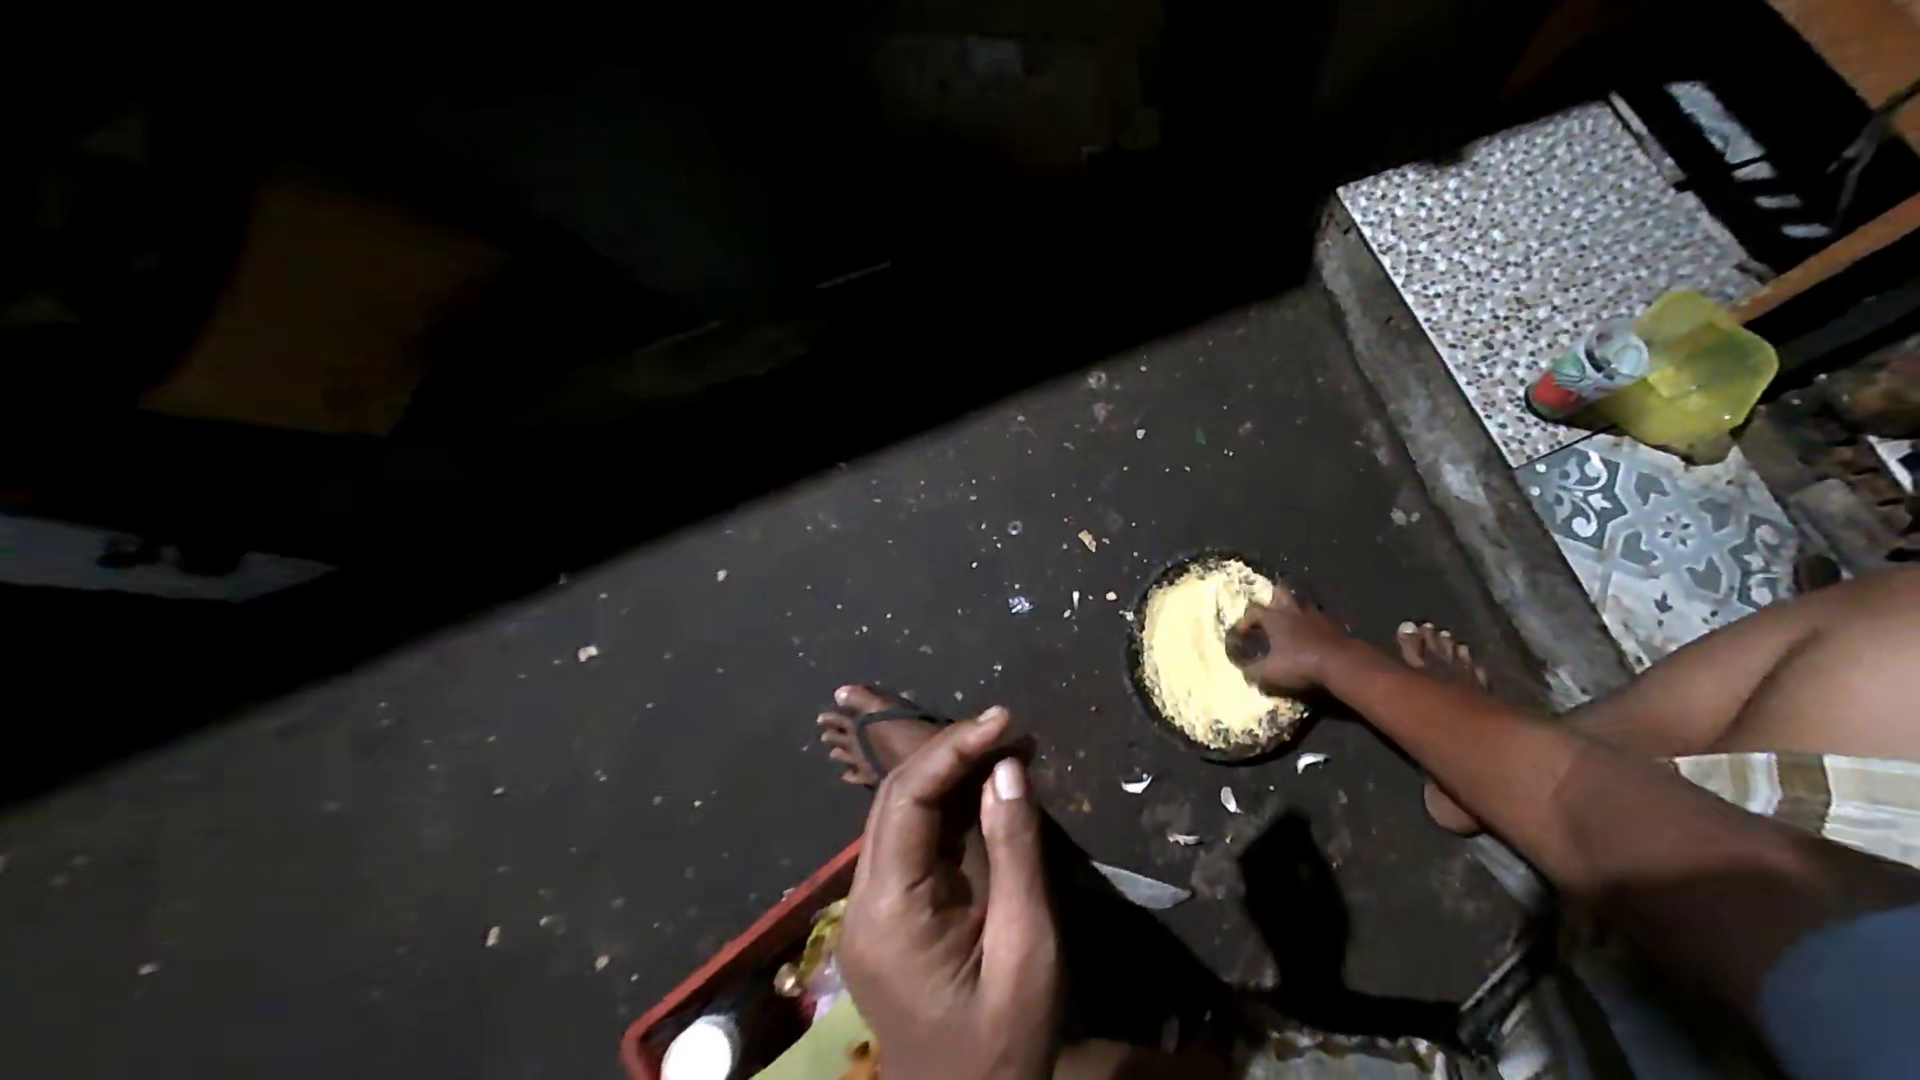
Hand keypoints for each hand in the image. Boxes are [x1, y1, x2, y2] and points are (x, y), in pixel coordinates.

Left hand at [838, 707, 1059, 1079]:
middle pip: (897, 799)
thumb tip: (1006, 768)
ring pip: (902, 815)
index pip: (907, 799)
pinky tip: (985, 791)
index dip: (952, 749)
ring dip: (952, 776)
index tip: (1001, 720)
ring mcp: (868, 909)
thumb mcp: (1027, 951)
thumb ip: (1014, 854)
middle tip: (1008, 730)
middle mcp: (864, 900)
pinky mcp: (885, 915)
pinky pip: (912, 843)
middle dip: (951, 754)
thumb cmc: (1004, 1045)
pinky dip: (949, 810)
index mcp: (890, 911)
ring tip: (1006, 749)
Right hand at [1230, 585, 1351, 693]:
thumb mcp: (1269, 672)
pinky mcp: (1335, 626)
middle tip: (1270, 610)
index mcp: (1274, 618)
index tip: (1242, 633)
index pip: (1254, 611)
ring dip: (1296, 612)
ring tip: (1292, 624)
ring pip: (1303, 605)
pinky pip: (1320, 620)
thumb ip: (1253, 671)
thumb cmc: (1299, 664)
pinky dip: (1314, 626)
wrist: (1341, 663)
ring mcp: (1316, 616)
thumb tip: (1244, 672)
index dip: (1245, 620)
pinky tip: (1313, 637)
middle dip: (1273, 598)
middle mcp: (1293, 612)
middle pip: (1281, 593)